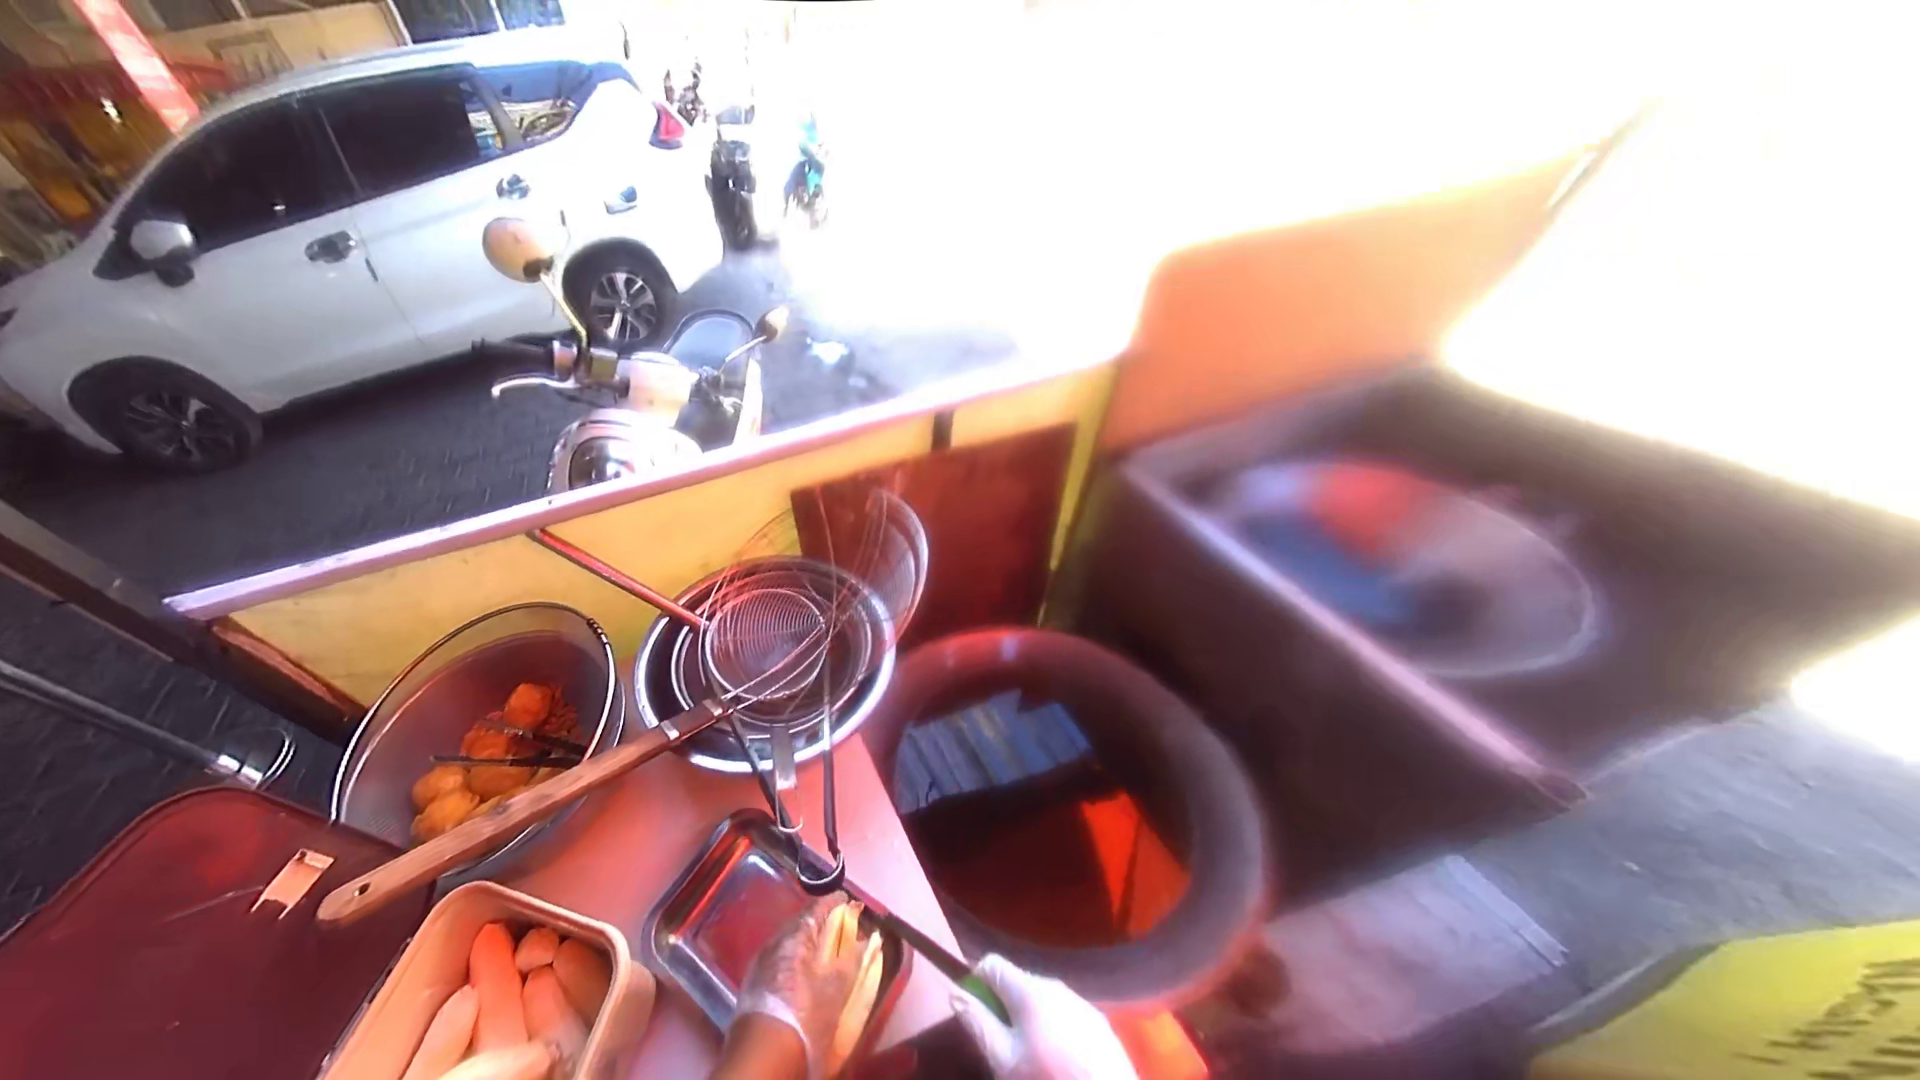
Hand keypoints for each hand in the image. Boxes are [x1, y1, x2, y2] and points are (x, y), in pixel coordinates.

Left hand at [736, 898, 875, 1077]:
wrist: (762, 1060)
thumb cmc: (806, 1018)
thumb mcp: (838, 989)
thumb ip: (853, 958)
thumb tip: (867, 938)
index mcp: (797, 935)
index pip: (819, 907)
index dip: (837, 903)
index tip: (851, 905)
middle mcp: (775, 942)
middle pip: (802, 923)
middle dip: (821, 924)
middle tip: (840, 931)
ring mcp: (761, 963)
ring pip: (789, 943)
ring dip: (807, 944)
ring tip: (823, 955)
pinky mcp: (753, 984)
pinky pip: (779, 960)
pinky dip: (794, 960)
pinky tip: (801, 977)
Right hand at [949, 955, 1138, 1079]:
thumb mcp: (1004, 1061)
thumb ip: (978, 1023)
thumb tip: (955, 992)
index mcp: (1028, 988)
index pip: (991, 963)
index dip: (976, 984)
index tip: (974, 1016)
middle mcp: (1054, 984)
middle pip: (1016, 982)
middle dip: (1002, 1006)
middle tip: (999, 1047)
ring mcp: (1079, 1001)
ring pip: (1040, 1000)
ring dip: (1027, 1019)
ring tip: (1029, 1058)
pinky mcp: (1097, 1023)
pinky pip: (1062, 1014)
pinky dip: (1051, 1028)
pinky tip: (1056, 1061)